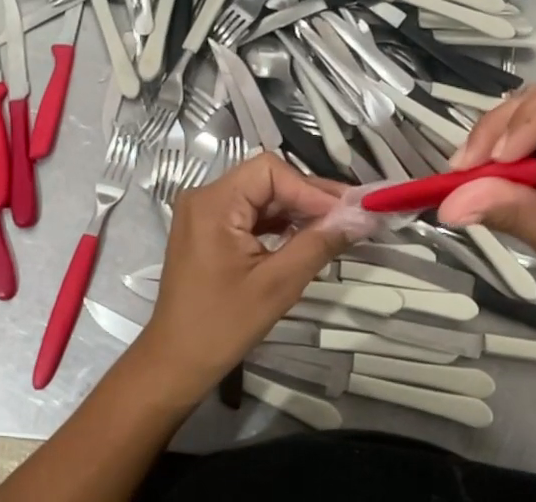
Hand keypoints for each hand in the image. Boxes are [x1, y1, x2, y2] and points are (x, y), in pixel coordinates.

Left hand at [137, 155, 350, 398]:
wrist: (176, 363)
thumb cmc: (222, 325)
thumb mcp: (278, 284)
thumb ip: (319, 243)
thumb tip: (360, 217)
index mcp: (213, 202)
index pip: (271, 171)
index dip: (312, 188)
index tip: (347, 211)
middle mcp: (205, 197)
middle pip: (266, 180)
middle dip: (309, 197)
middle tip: (351, 216)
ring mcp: (205, 214)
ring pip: (261, 196)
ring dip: (297, 210)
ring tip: (336, 226)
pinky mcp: (209, 231)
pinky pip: (250, 214)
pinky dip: (279, 223)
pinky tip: (306, 236)